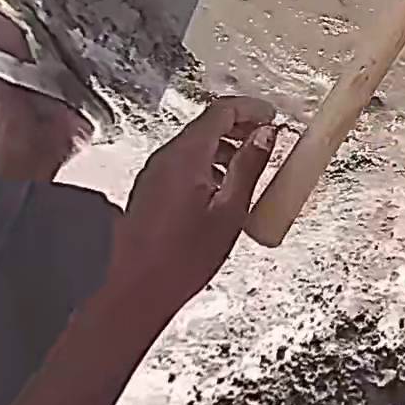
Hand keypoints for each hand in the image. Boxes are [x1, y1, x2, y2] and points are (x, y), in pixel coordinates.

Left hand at [108, 96, 277, 316]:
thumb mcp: (230, 211)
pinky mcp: (150, 189)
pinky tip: (223, 184)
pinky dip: (208, 160)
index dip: (251, 109)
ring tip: (250, 162)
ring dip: (225, 144)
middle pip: (207, 123)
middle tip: (266, 135)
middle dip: (240, 124)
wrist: (133, 296)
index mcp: (186, 156)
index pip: (221, 111)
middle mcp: (166, 157)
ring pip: (196, 142)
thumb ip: (249, 166)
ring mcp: (155, 172)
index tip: (271, 116)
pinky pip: (184, 161)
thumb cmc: (181, 260)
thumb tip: (266, 135)